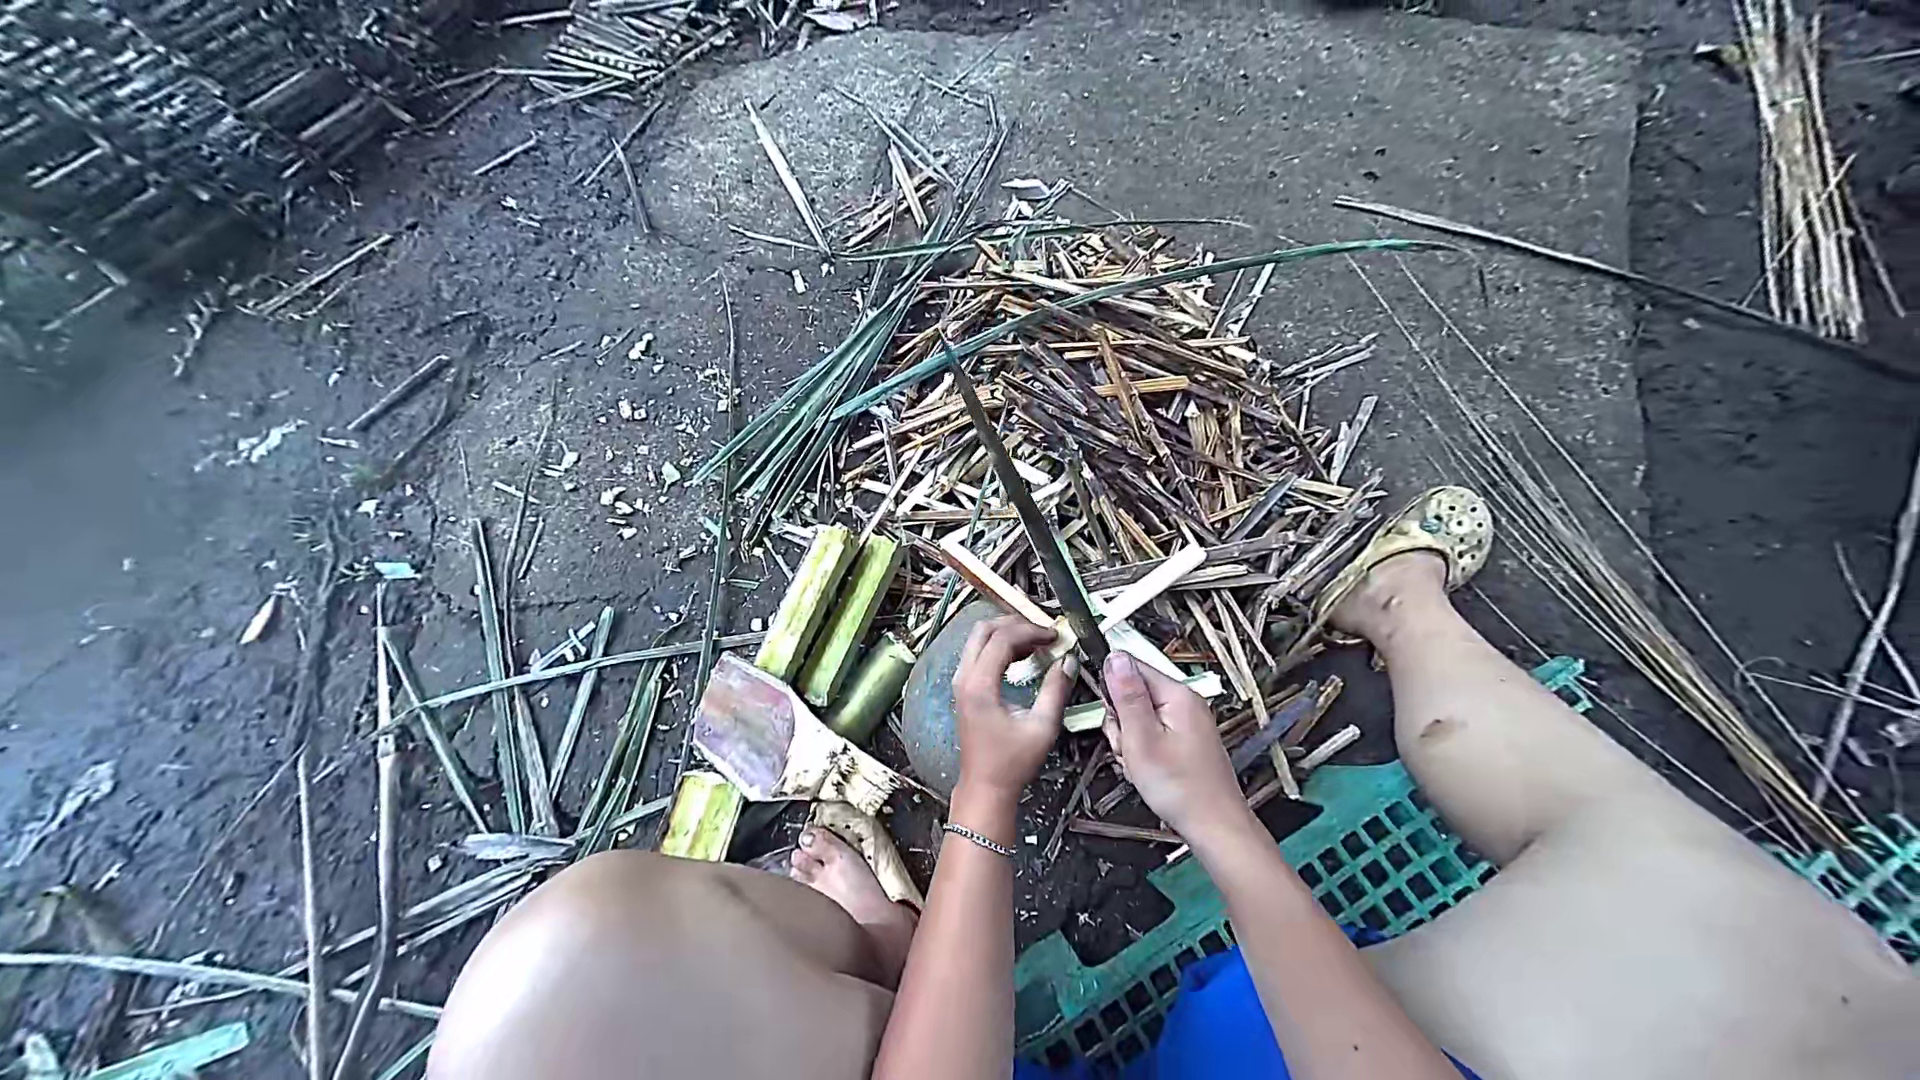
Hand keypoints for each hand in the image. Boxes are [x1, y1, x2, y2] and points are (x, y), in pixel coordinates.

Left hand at [951, 616, 1074, 800]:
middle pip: (984, 629)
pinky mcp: (965, 688)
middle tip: (1044, 631)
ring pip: (979, 638)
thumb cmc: (1010, 763)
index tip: (1054, 636)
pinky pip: (979, 652)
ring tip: (1037, 641)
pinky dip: (1000, 646)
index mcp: (979, 686)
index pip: (1003, 639)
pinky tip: (1023, 654)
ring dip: (1007, 633)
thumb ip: (1056, 689)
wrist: (986, 786)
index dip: (1031, 631)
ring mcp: (961, 682)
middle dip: (1016, 624)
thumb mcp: (1042, 726)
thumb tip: (1068, 661)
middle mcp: (964, 679)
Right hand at [1100, 651, 1253, 840]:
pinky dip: (1141, 750)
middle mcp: (1185, 702)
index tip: (1114, 717)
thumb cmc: (1182, 789)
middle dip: (1121, 720)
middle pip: (1133, 692)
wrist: (1214, 829)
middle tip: (1129, 746)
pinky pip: (1150, 732)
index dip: (1113, 690)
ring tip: (1139, 762)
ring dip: (1129, 739)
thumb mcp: (1142, 738)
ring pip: (1138, 715)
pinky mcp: (1183, 739)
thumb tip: (1115, 656)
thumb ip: (1127, 695)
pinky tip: (1147, 768)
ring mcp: (1185, 722)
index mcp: (1177, 695)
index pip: (1131, 667)